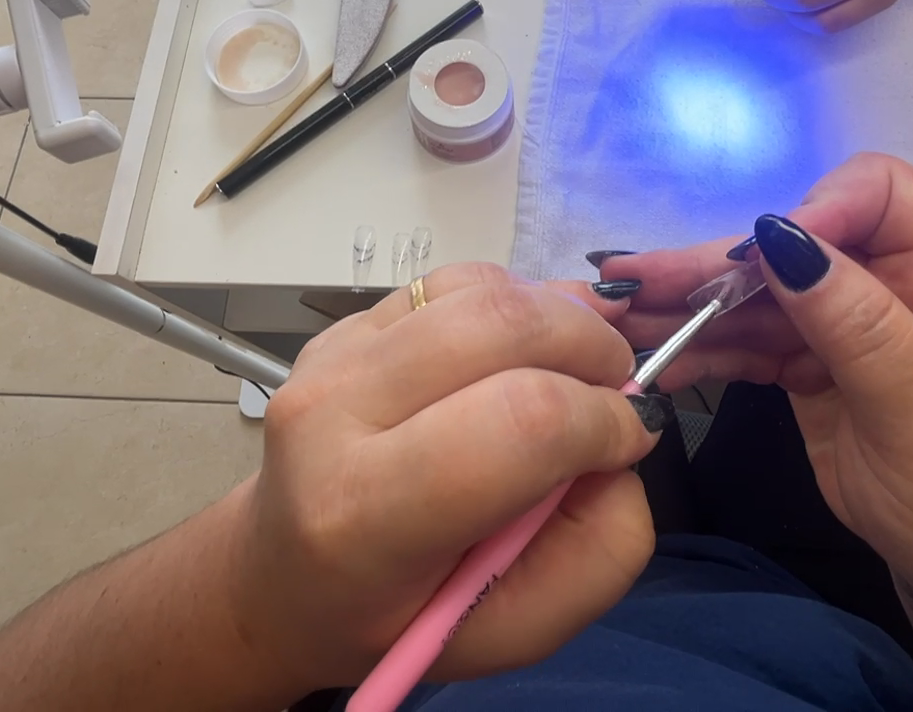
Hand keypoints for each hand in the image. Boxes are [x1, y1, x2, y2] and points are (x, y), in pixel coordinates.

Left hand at [224, 264, 664, 693]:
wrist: (283, 570)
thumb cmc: (395, 614)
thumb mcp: (513, 630)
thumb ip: (598, 551)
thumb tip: (622, 439)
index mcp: (364, 511)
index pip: (518, 422)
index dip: (599, 419)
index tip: (628, 436)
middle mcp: (333, 412)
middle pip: (498, 326)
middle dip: (588, 344)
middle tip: (614, 381)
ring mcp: (331, 354)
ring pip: (479, 288)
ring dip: (555, 312)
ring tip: (573, 360)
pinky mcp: (343, 324)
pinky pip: (451, 281)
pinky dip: (511, 298)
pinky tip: (515, 346)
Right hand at [598, 154, 912, 663]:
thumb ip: (864, 332)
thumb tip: (784, 240)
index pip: (887, 197)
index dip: (821, 206)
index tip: (757, 255)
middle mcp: (894, 289)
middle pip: (794, 246)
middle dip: (715, 262)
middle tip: (634, 279)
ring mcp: (844, 326)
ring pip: (757, 294)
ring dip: (688, 304)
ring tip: (618, 313)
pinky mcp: (807, 363)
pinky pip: (745, 343)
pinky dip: (698, 349)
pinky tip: (653, 358)